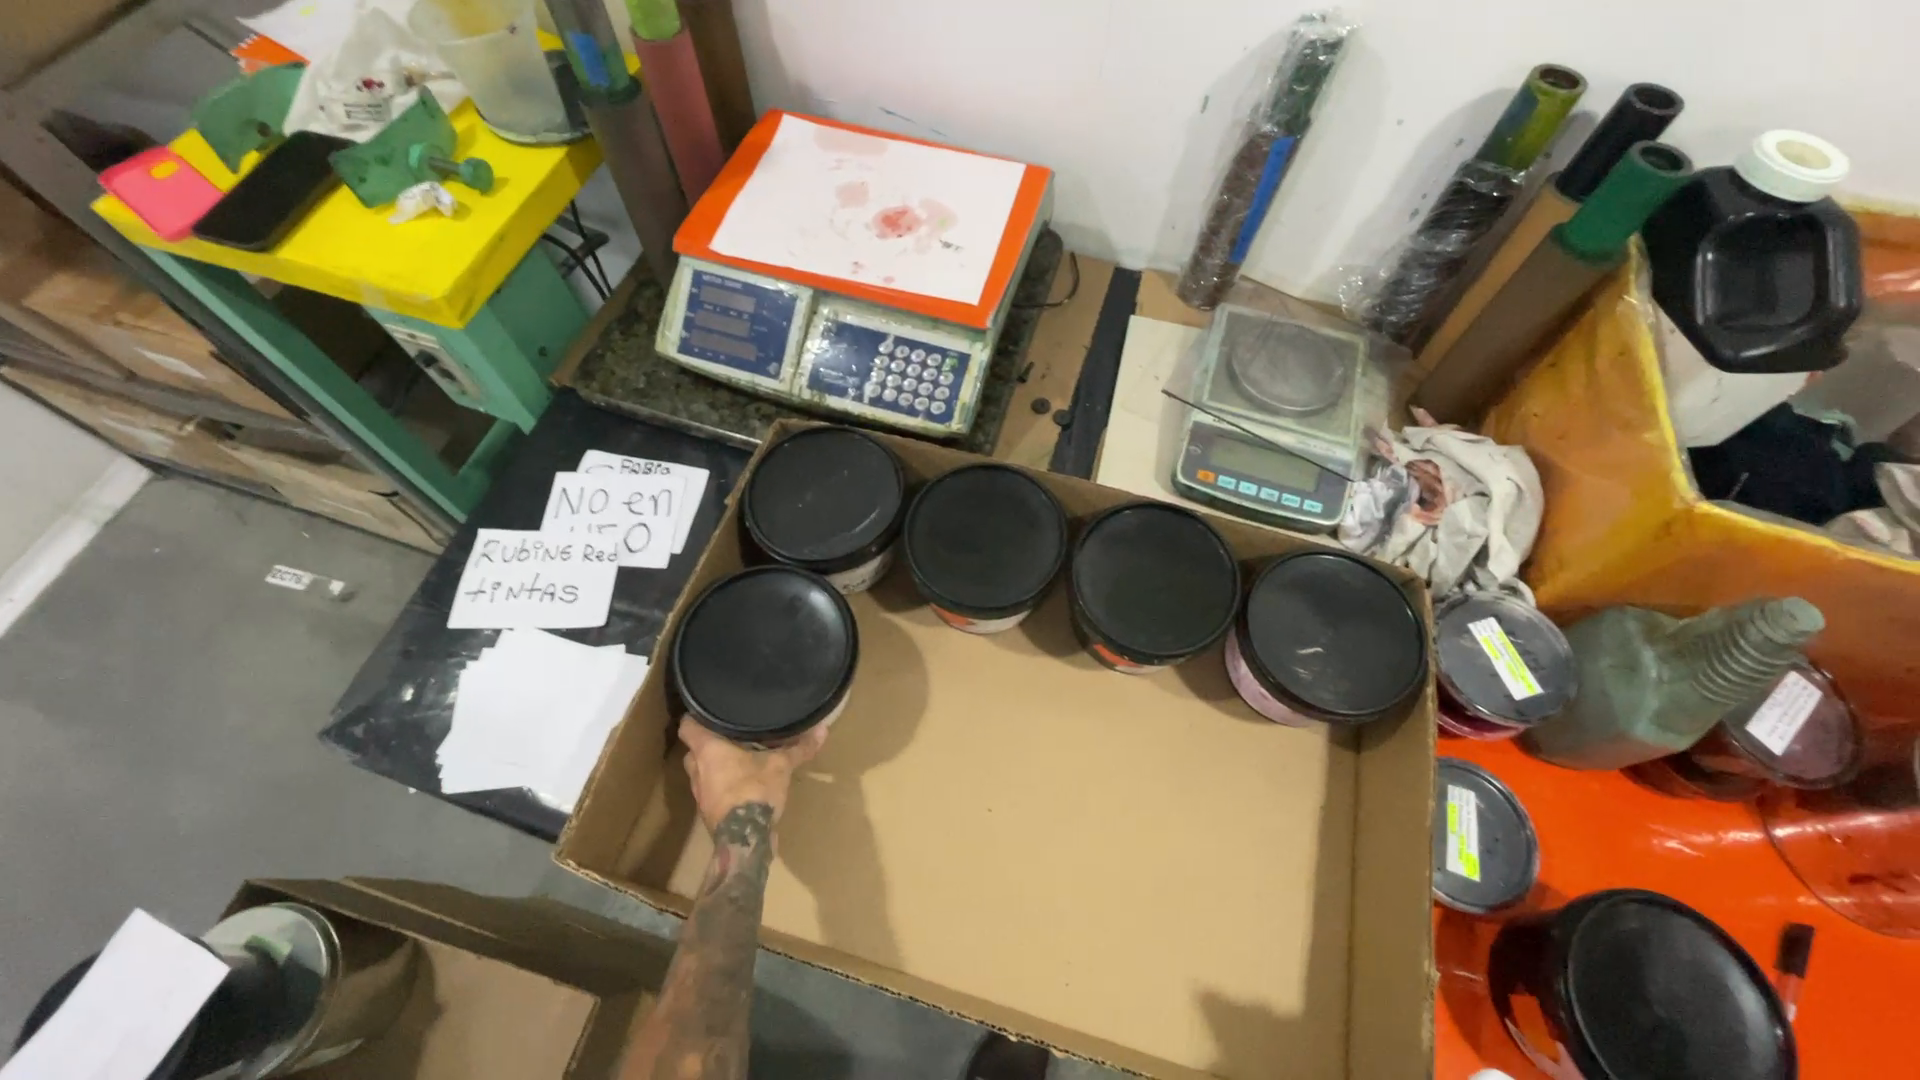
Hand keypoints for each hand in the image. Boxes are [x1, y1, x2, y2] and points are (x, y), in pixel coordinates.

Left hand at [679, 718, 828, 833]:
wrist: (745, 837)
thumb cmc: (755, 790)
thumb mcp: (782, 764)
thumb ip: (800, 747)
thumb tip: (823, 729)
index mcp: (707, 750)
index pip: (687, 726)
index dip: (695, 716)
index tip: (708, 711)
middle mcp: (696, 770)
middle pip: (693, 749)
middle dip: (708, 743)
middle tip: (728, 734)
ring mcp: (700, 793)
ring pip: (701, 772)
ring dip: (714, 766)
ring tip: (737, 758)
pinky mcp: (708, 812)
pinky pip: (711, 791)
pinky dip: (721, 786)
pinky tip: (740, 784)